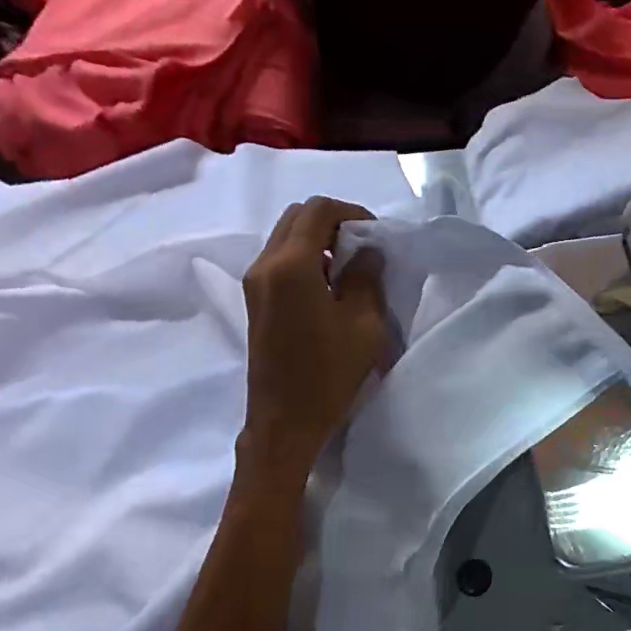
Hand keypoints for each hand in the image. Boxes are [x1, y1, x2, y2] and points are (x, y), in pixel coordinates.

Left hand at [239, 197, 387, 477]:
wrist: (285, 420)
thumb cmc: (330, 374)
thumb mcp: (364, 325)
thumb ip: (367, 278)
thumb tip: (367, 252)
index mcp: (291, 266)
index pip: (318, 211)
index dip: (351, 213)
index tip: (376, 234)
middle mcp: (265, 265)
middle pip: (296, 217)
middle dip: (332, 222)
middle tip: (364, 247)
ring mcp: (254, 282)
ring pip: (285, 237)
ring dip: (318, 241)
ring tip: (350, 268)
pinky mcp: (255, 301)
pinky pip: (279, 260)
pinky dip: (306, 259)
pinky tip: (329, 287)